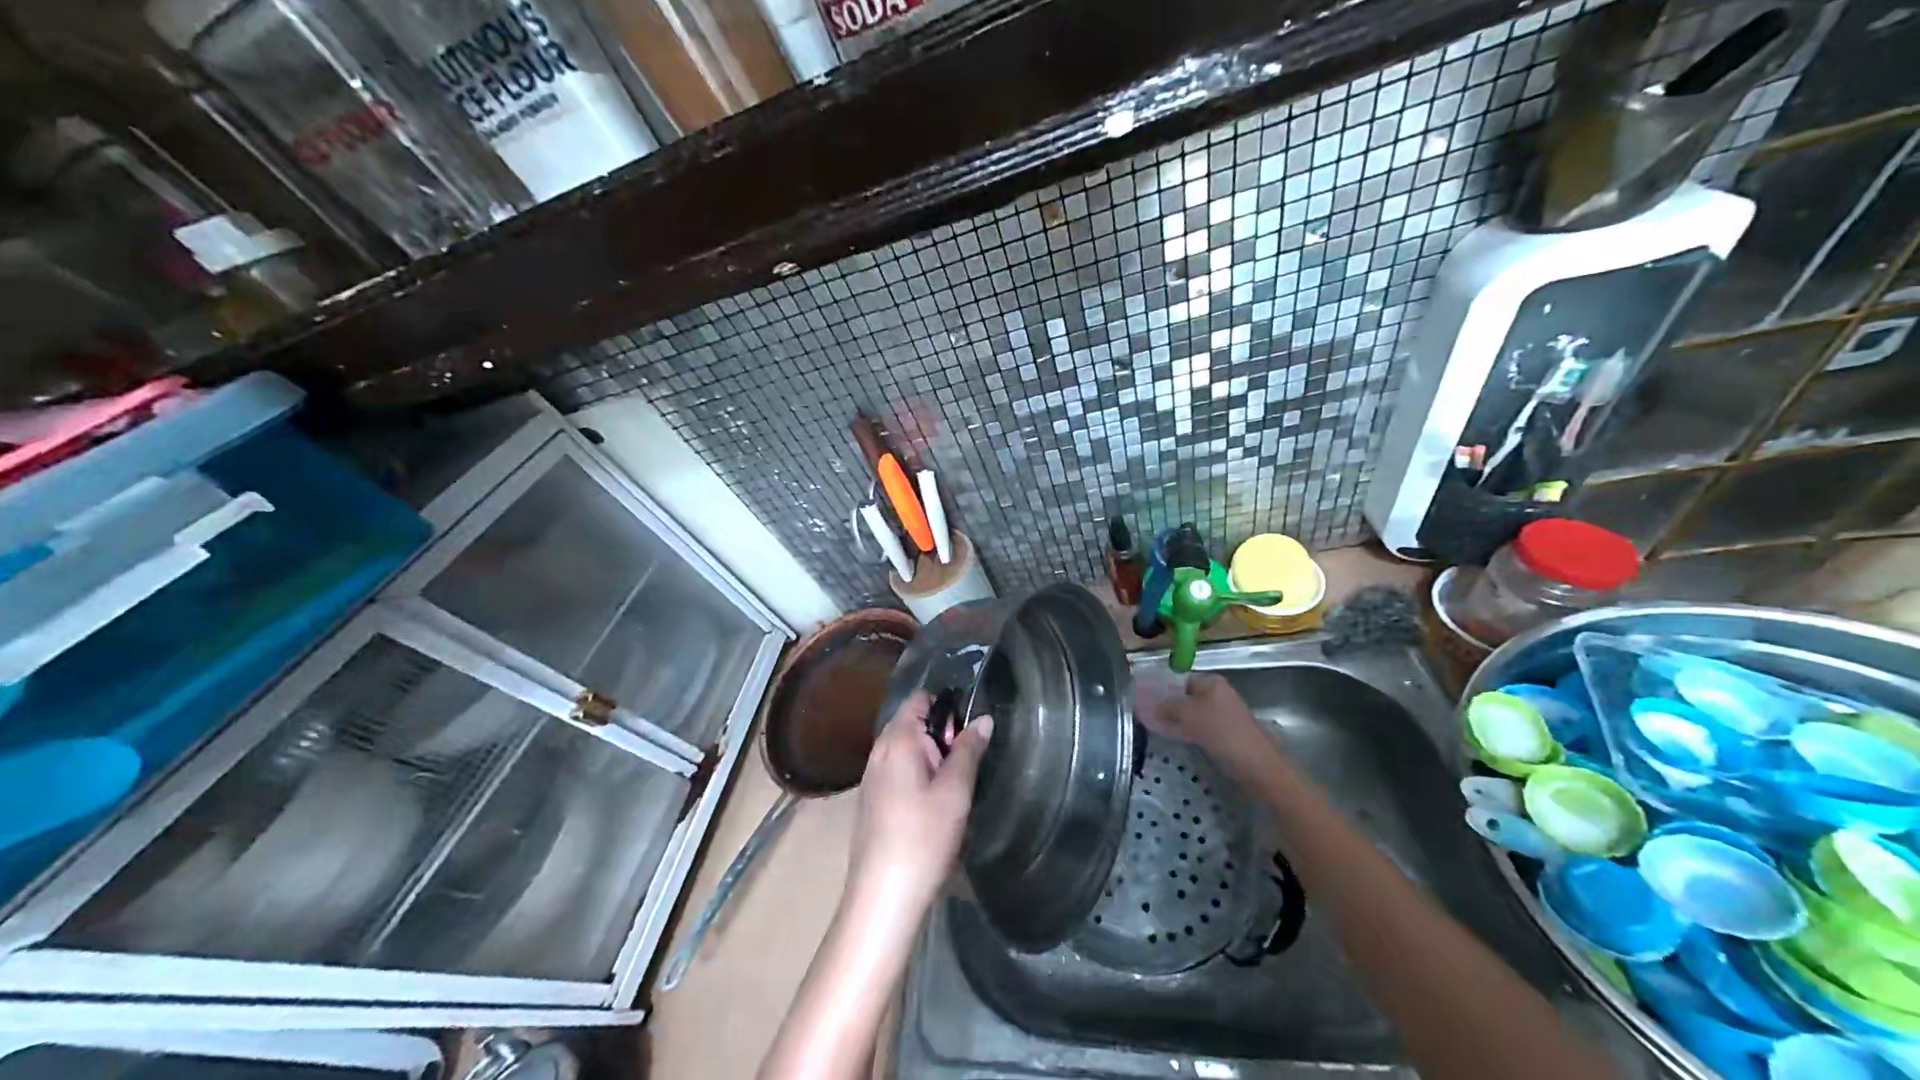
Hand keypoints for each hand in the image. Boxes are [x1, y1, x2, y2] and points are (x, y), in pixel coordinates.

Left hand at [848, 692, 993, 911]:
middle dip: (943, 739)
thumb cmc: (923, 837)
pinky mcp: (872, 801)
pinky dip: (920, 781)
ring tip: (952, 795)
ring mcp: (872, 777)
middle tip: (963, 772)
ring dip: (934, 763)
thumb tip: (983, 718)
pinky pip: (900, 773)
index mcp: (896, 739)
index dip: (948, 709)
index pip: (920, 699)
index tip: (968, 738)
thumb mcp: (955, 791)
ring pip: (909, 752)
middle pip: (915, 724)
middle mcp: (879, 750)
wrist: (883, 896)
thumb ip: (969, 750)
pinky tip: (933, 813)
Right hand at [1146, 673, 1276, 775]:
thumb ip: (1167, 706)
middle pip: (1184, 696)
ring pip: (1189, 714)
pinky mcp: (1222, 734)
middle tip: (1143, 713)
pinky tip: (1168, 735)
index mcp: (1212, 683)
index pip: (1179, 679)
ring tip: (1150, 725)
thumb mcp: (1189, 714)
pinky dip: (1182, 729)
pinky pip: (1196, 727)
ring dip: (1172, 719)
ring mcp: (1221, 715)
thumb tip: (1149, 705)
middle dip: (1165, 705)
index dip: (1161, 688)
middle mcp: (1217, 694)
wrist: (1256, 764)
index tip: (1142, 698)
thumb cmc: (1222, 731)